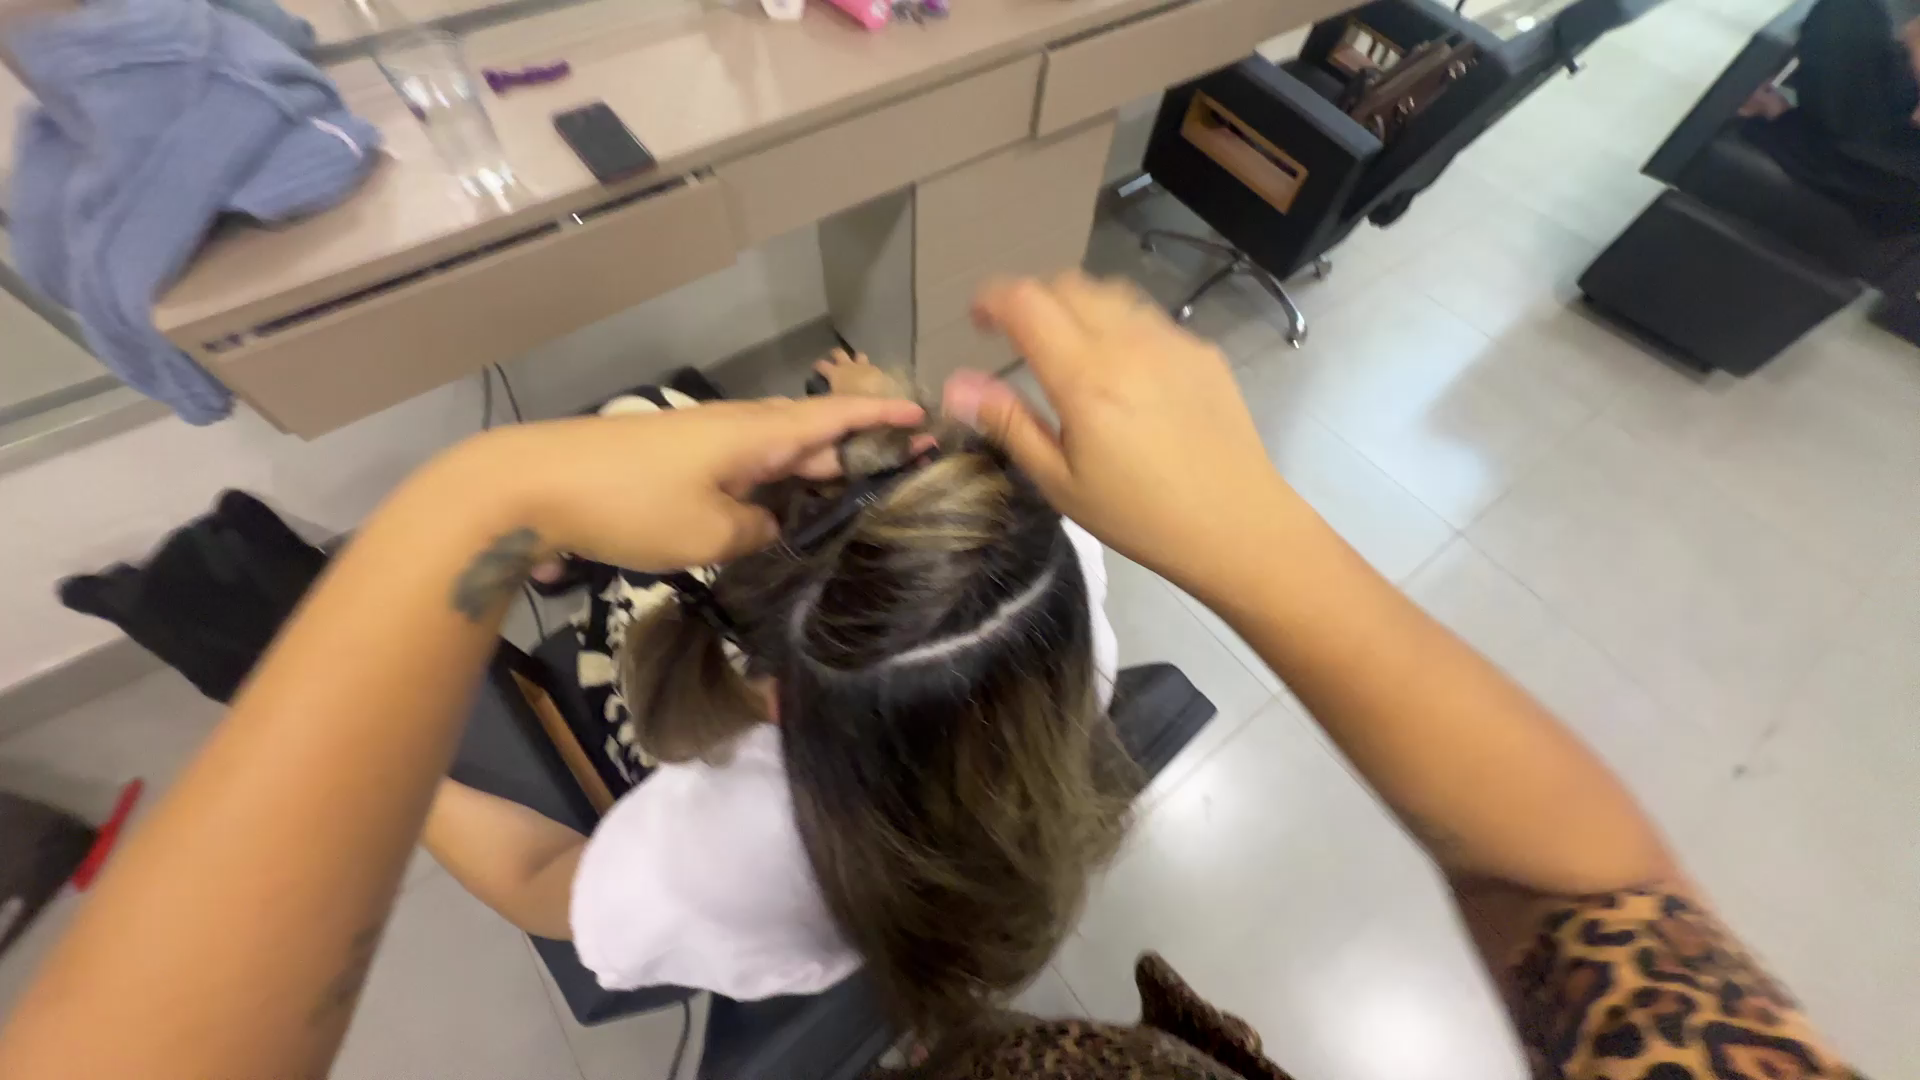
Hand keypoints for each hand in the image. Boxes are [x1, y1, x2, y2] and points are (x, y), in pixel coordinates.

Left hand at [455, 395, 924, 571]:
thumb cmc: (634, 503)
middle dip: (859, 448)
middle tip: (902, 470)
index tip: (923, 418)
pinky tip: (787, 506)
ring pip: (782, 451)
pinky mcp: (686, 458)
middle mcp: (742, 429)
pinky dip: (781, 480)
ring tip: (854, 493)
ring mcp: (711, 441)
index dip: (882, 419)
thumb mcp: (713, 532)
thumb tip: (774, 526)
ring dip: (818, 468)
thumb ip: (760, 530)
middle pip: (814, 434)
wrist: (536, 483)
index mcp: (760, 435)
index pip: (837, 420)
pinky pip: (752, 464)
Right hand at [947, 273, 1288, 593]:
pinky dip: (1117, 326)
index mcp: (1085, 378)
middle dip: (1032, 298)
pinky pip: (1148, 318)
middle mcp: (1129, 343)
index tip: (977, 318)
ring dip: (1075, 306)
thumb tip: (957, 384)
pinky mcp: (1201, 352)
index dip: (992, 299)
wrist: (1237, 525)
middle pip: (1068, 285)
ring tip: (1066, 346)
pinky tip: (1121, 370)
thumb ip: (1010, 424)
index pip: (1027, 303)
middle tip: (1015, 335)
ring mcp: (1172, 341)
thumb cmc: (1138, 516)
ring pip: (1111, 294)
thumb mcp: (1061, 483)